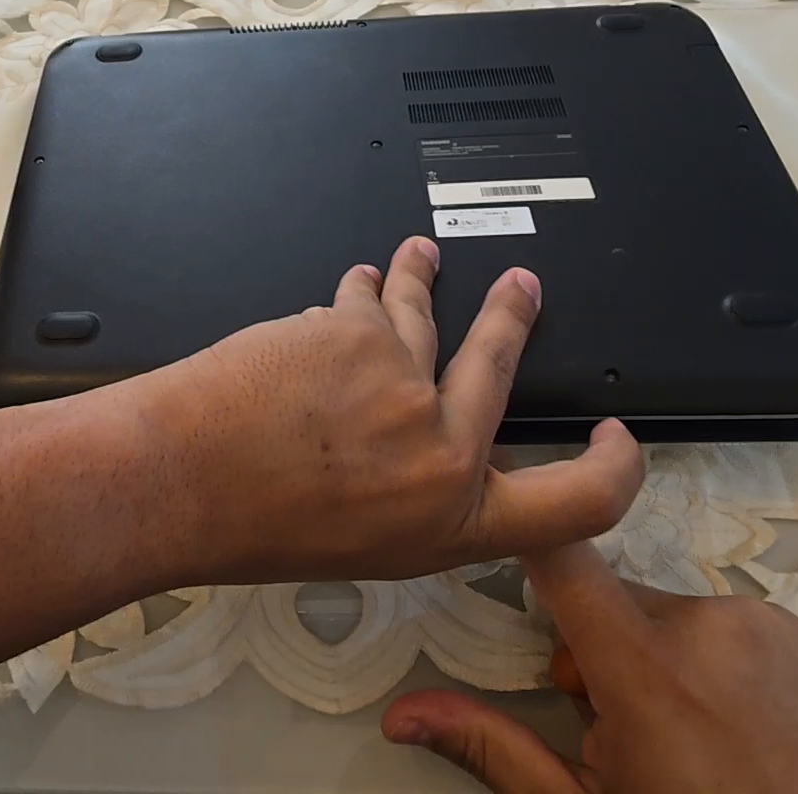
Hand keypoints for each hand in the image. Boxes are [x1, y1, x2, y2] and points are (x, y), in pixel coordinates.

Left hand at [143, 236, 643, 583]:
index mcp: (449, 520)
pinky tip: (354, 281)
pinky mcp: (358, 327)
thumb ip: (408, 492)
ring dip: (420, 278)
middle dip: (511, 316)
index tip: (618, 441)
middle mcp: (442, 450)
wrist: (180, 478)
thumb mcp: (360, 539)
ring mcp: (405, 379)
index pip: (573, 506)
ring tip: (417, 258)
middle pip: (500, 363)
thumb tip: (419, 444)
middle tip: (520, 288)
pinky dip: (358, 290)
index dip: (613, 473)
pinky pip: (366, 297)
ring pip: (424, 311)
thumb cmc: (249, 522)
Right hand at [380, 543, 797, 792]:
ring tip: (691, 741)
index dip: (519, 517)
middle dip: (596, 651)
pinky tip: (738, 733)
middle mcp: (702, 622)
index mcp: (644, 667)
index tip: (495, 492)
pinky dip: (707, 662)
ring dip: (652, 658)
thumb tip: (400, 717)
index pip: (556, 552)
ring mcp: (759, 622)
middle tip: (624, 732)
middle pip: (606, 599)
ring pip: (661, 615)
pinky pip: (718, 624)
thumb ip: (494, 749)